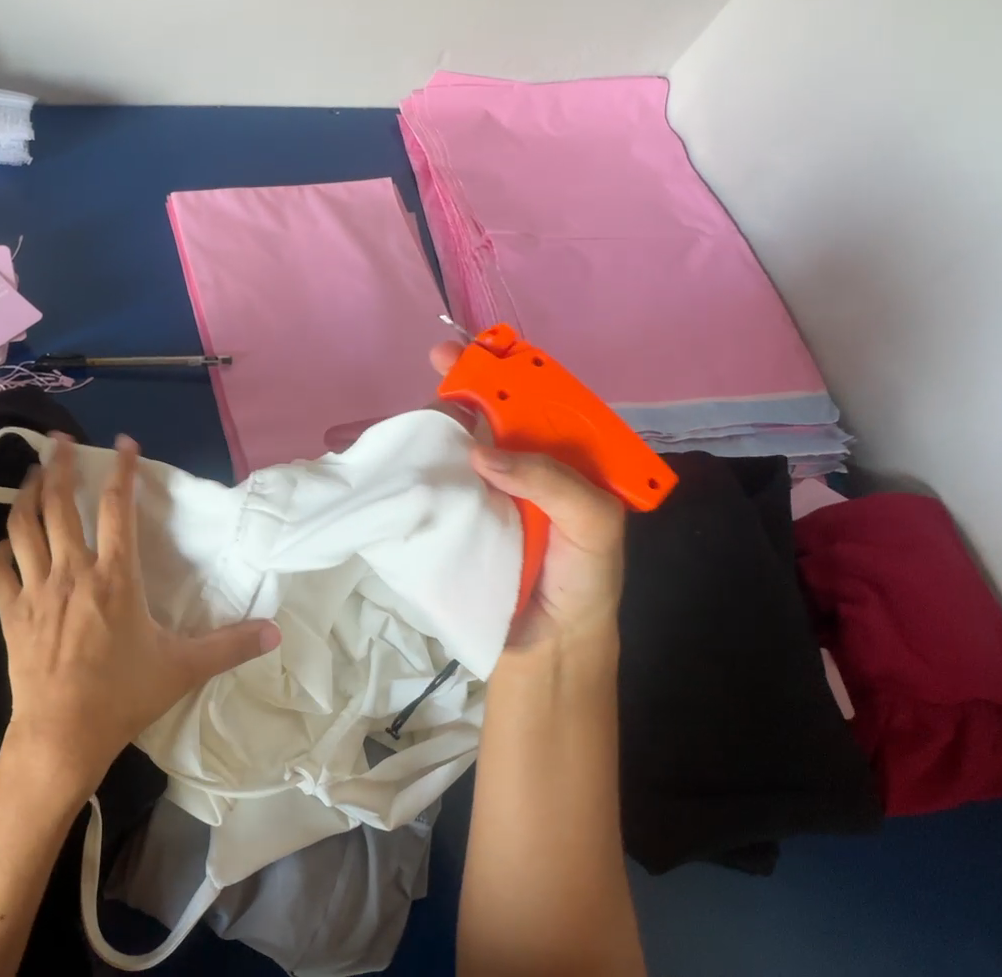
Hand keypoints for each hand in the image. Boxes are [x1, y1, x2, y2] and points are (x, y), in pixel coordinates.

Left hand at [0, 434, 280, 797]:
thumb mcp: (183, 669)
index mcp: (115, 578)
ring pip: (25, 527)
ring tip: (33, 474)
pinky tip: (8, 541)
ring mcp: (36, 590)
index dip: (123, 470)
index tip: (125, 443)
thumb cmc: (122, 697)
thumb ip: (229, 646)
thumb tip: (275, 632)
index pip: (120, 508)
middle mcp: (72, 572)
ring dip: (28, 495)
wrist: (62, 735)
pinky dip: (2, 549)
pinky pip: (0, 570)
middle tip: (59, 441)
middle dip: (60, 466)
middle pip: (60, 504)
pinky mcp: (11, 613)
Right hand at [428, 342, 626, 651]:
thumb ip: (553, 481)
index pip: (544, 405)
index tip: (484, 353)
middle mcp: (529, 470)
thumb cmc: (584, 582)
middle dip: (472, 381)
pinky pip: (441, 480)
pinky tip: (406, 445)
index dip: (515, 374)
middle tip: (440, 359)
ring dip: (444, 417)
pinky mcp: (458, 516)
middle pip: (500, 414)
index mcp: (570, 464)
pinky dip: (424, 460)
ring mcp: (489, 492)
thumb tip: (480, 451)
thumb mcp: (594, 523)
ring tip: (422, 396)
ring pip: (466, 441)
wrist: (544, 649)